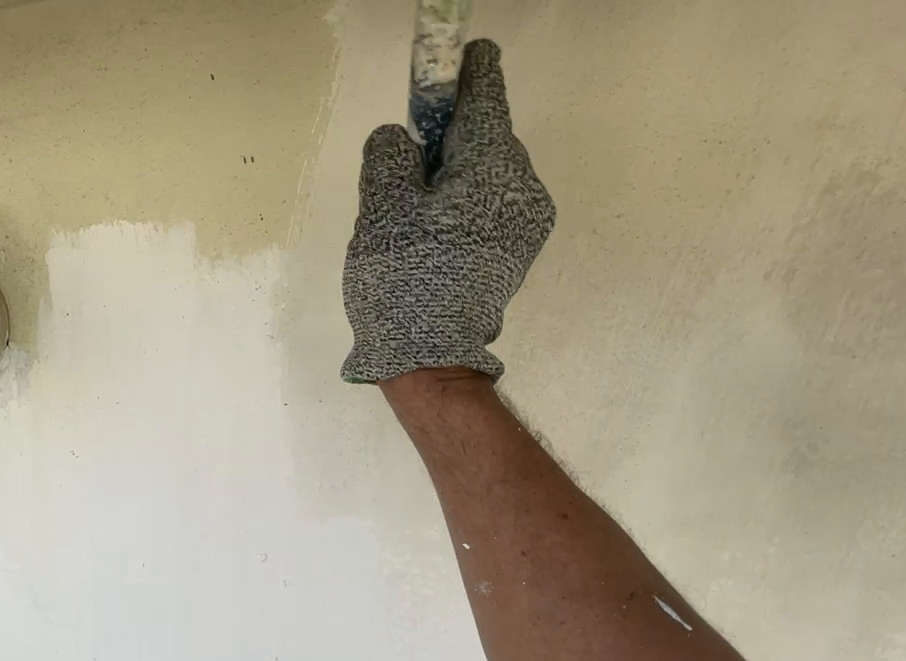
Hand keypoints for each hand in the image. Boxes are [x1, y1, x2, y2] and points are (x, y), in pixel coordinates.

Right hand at [341, 40, 554, 383]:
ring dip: (454, 180)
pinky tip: (433, 240)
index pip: (485, 97)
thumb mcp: (380, 210)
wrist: (429, 360)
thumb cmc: (403, 281)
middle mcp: (522, 189)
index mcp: (492, 167)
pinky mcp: (514, 257)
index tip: (459, 56)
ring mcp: (525, 226)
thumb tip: (400, 141)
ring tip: (414, 218)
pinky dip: (462, 209)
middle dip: (449, 142)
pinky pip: (487, 211)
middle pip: (485, 142)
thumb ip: (389, 156)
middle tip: (408, 166)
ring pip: (485, 179)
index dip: (466, 73)